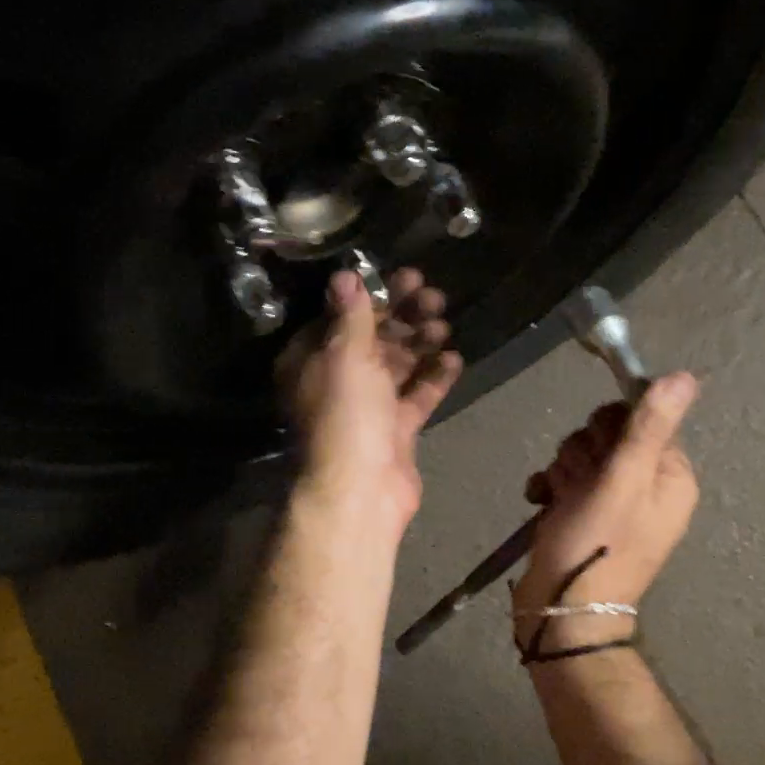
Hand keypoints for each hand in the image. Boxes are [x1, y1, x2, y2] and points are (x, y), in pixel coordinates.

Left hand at [279, 267, 462, 529]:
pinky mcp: (395, 429)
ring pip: (397, 365)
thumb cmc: (346, 414)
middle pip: (373, 338)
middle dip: (404, 316)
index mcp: (310, 360)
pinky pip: (416, 395)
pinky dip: (434, 377)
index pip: (341, 317)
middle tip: (435, 298)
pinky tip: (454, 360)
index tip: (407, 277)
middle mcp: (335, 380)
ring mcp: (367, 407)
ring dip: (420, 342)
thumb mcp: (345, 355)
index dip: (374, 295)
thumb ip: (351, 314)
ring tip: (444, 326)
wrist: (361, 489)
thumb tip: (344, 274)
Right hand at [511, 373, 699, 649]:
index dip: (614, 427)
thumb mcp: (623, 482)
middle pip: (610, 434)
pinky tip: (540, 501)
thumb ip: (650, 427)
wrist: (562, 613)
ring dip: (564, 470)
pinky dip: (551, 486)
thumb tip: (685, 376)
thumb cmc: (596, 547)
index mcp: (671, 477)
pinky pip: (566, 479)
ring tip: (560, 500)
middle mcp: (648, 486)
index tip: (600, 452)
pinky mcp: (584, 514)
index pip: (646, 417)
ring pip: (583, 454)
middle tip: (580, 481)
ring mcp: (615, 502)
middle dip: (584, 451)